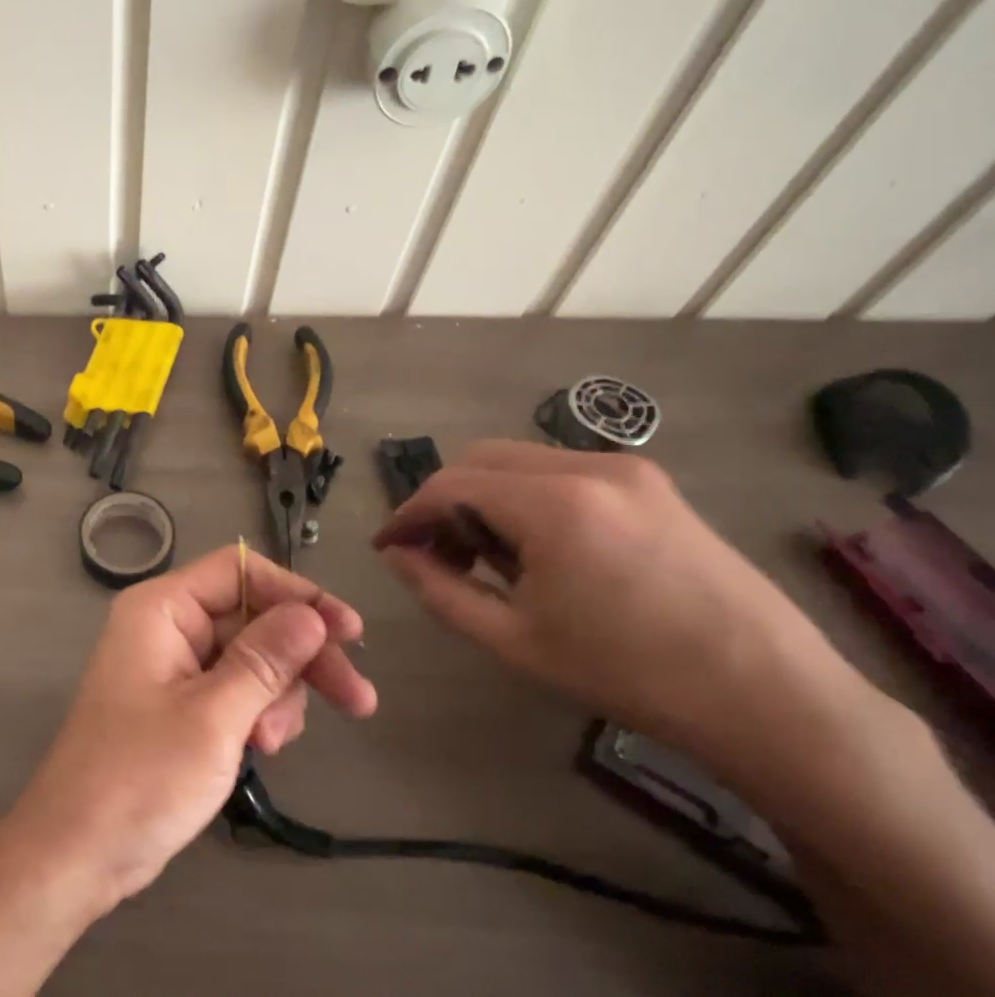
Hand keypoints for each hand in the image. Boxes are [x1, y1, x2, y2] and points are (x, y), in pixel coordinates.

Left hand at [0, 546, 372, 910]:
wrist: (80, 849)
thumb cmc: (140, 778)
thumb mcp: (214, 717)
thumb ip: (265, 660)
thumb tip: (311, 614)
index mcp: (161, 610)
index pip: (241, 571)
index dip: (298, 595)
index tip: (349, 633)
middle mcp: (166, 628)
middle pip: (254, 617)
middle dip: (302, 658)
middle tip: (357, 700)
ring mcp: (172, 669)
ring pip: (252, 658)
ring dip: (279, 695)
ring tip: (269, 743)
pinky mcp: (180, 707)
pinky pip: (236, 691)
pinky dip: (258, 714)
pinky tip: (260, 749)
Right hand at [373, 440, 843, 761]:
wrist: (764, 691)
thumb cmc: (627, 672)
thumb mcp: (514, 639)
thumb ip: (440, 590)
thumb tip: (398, 557)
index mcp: (553, 504)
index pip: (450, 484)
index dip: (408, 514)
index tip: (387, 549)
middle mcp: (589, 467)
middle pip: (483, 460)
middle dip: (445, 502)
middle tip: (435, 555)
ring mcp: (629, 471)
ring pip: (523, 462)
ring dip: (486, 498)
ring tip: (488, 559)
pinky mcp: (654, 485)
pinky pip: (564, 473)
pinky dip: (529, 498)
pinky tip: (540, 551)